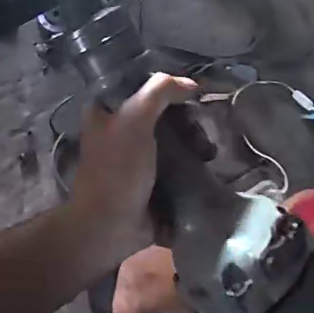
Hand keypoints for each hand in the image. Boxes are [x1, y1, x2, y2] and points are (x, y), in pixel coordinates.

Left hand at [67, 74, 194, 264]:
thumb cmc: (118, 170)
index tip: (194, 94)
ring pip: (172, 136)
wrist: (109, 229)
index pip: (142, 85)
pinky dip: (193, 160)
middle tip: (201, 131)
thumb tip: (193, 84)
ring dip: (194, 141)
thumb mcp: (134, 120)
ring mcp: (135, 156)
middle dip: (187, 119)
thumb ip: (160, 92)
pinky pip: (176, 161)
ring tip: (207, 153)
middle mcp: (119, 130)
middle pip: (162, 112)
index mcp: (106, 110)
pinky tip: (207, 163)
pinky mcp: (150, 179)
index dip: (169, 87)